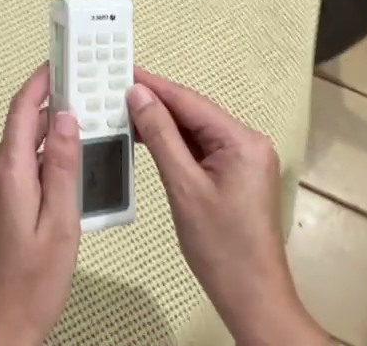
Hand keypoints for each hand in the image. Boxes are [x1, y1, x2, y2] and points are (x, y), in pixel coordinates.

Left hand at [0, 64, 81, 345]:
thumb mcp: (60, 224)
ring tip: (84, 134)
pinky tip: (64, 175)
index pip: (22, 110)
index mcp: (9, 172)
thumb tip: (67, 118)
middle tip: (87, 98)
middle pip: (22, 127)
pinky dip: (39, 161)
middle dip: (52, 109)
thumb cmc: (30, 284)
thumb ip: (64, 168)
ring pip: (20, 149)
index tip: (60, 63)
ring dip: (48, 138)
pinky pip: (16, 169)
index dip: (40, 82)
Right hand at [126, 67, 325, 345]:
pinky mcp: (235, 174)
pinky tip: (147, 137)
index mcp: (242, 141)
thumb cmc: (220, 246)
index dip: (154, 85)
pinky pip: (200, 147)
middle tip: (114, 88)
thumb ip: (160, 136)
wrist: (252, 298)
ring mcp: (243, 159)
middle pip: (193, 113)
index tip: (122, 69)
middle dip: (155, 102)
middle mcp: (248, 142)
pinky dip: (174, 142)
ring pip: (195, 130)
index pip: (190, 102)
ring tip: (123, 110)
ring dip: (162, 122)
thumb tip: (137, 94)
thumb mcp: (183, 187)